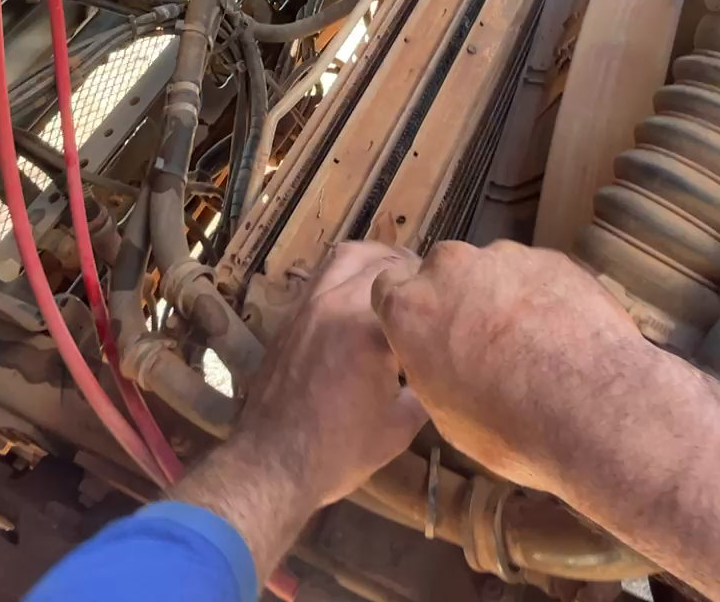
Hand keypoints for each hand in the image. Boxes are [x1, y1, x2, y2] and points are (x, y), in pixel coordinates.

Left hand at [228, 241, 427, 504]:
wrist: (272, 464)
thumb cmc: (338, 450)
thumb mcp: (398, 427)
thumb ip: (426, 389)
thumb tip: (445, 370)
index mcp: (367, 327)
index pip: (409, 288)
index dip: (432, 293)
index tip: (447, 303)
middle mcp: (336, 302)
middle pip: (379, 259)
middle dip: (407, 268)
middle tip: (424, 287)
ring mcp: (309, 304)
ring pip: (345, 255)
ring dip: (374, 258)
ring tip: (393, 277)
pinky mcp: (292, 314)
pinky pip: (323, 274)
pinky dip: (346, 271)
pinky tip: (359, 294)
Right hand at [371, 239, 648, 494]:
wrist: (594, 407)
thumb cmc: (511, 427)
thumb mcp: (446, 413)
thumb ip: (432, 364)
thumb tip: (443, 356)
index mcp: (410, 307)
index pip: (389, 287)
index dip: (409, 309)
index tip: (426, 331)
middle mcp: (449, 268)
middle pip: (442, 271)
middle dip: (455, 297)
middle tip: (481, 342)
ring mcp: (502, 256)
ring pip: (491, 269)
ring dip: (501, 295)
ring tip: (532, 344)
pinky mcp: (549, 255)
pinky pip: (534, 272)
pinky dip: (542, 294)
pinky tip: (562, 334)